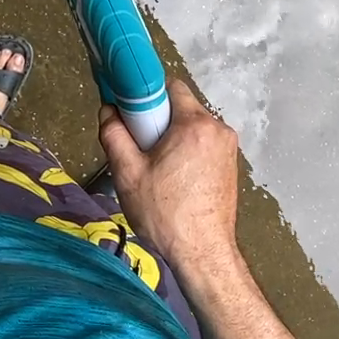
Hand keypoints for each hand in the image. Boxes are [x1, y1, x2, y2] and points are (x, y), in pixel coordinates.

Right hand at [98, 79, 242, 278]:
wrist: (202, 252)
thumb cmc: (168, 217)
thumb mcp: (127, 173)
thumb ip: (113, 134)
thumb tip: (108, 112)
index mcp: (195, 125)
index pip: (169, 85)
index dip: (145, 96)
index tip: (131, 114)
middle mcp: (218, 131)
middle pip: (181, 107)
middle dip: (157, 122)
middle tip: (141, 150)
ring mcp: (228, 149)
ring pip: (191, 128)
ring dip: (171, 139)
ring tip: (156, 170)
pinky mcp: (229, 166)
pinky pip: (202, 146)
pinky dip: (186, 154)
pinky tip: (173, 180)